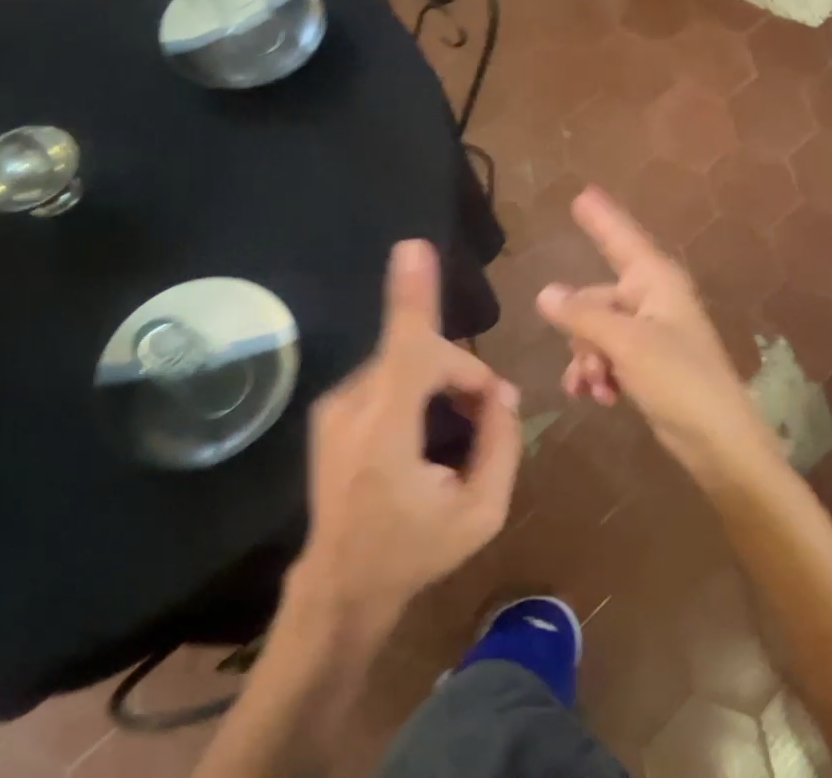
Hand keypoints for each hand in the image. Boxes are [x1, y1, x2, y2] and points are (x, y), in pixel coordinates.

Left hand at [295, 240, 523, 620]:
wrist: (342, 584)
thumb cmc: (415, 551)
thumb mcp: (482, 512)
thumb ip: (500, 444)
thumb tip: (499, 393)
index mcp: (386, 434)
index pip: (407, 353)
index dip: (414, 297)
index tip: (413, 248)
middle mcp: (351, 408)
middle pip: (419, 355)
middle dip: (462, 376)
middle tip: (491, 418)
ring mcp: (334, 409)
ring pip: (405, 365)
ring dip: (442, 386)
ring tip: (462, 434)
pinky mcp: (331, 412)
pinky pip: (388, 379)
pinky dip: (418, 393)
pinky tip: (429, 435)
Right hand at [536, 188, 778, 478]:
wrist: (716, 439)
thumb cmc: (678, 380)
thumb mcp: (625, 344)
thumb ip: (583, 316)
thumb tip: (546, 292)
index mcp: (656, 282)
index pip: (621, 239)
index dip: (600, 218)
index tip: (581, 194)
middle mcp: (653, 300)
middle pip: (597, 298)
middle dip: (580, 333)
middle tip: (586, 366)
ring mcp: (652, 334)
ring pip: (597, 333)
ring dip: (587, 360)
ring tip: (593, 389)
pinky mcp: (649, 365)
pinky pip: (608, 357)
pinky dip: (599, 375)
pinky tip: (600, 398)